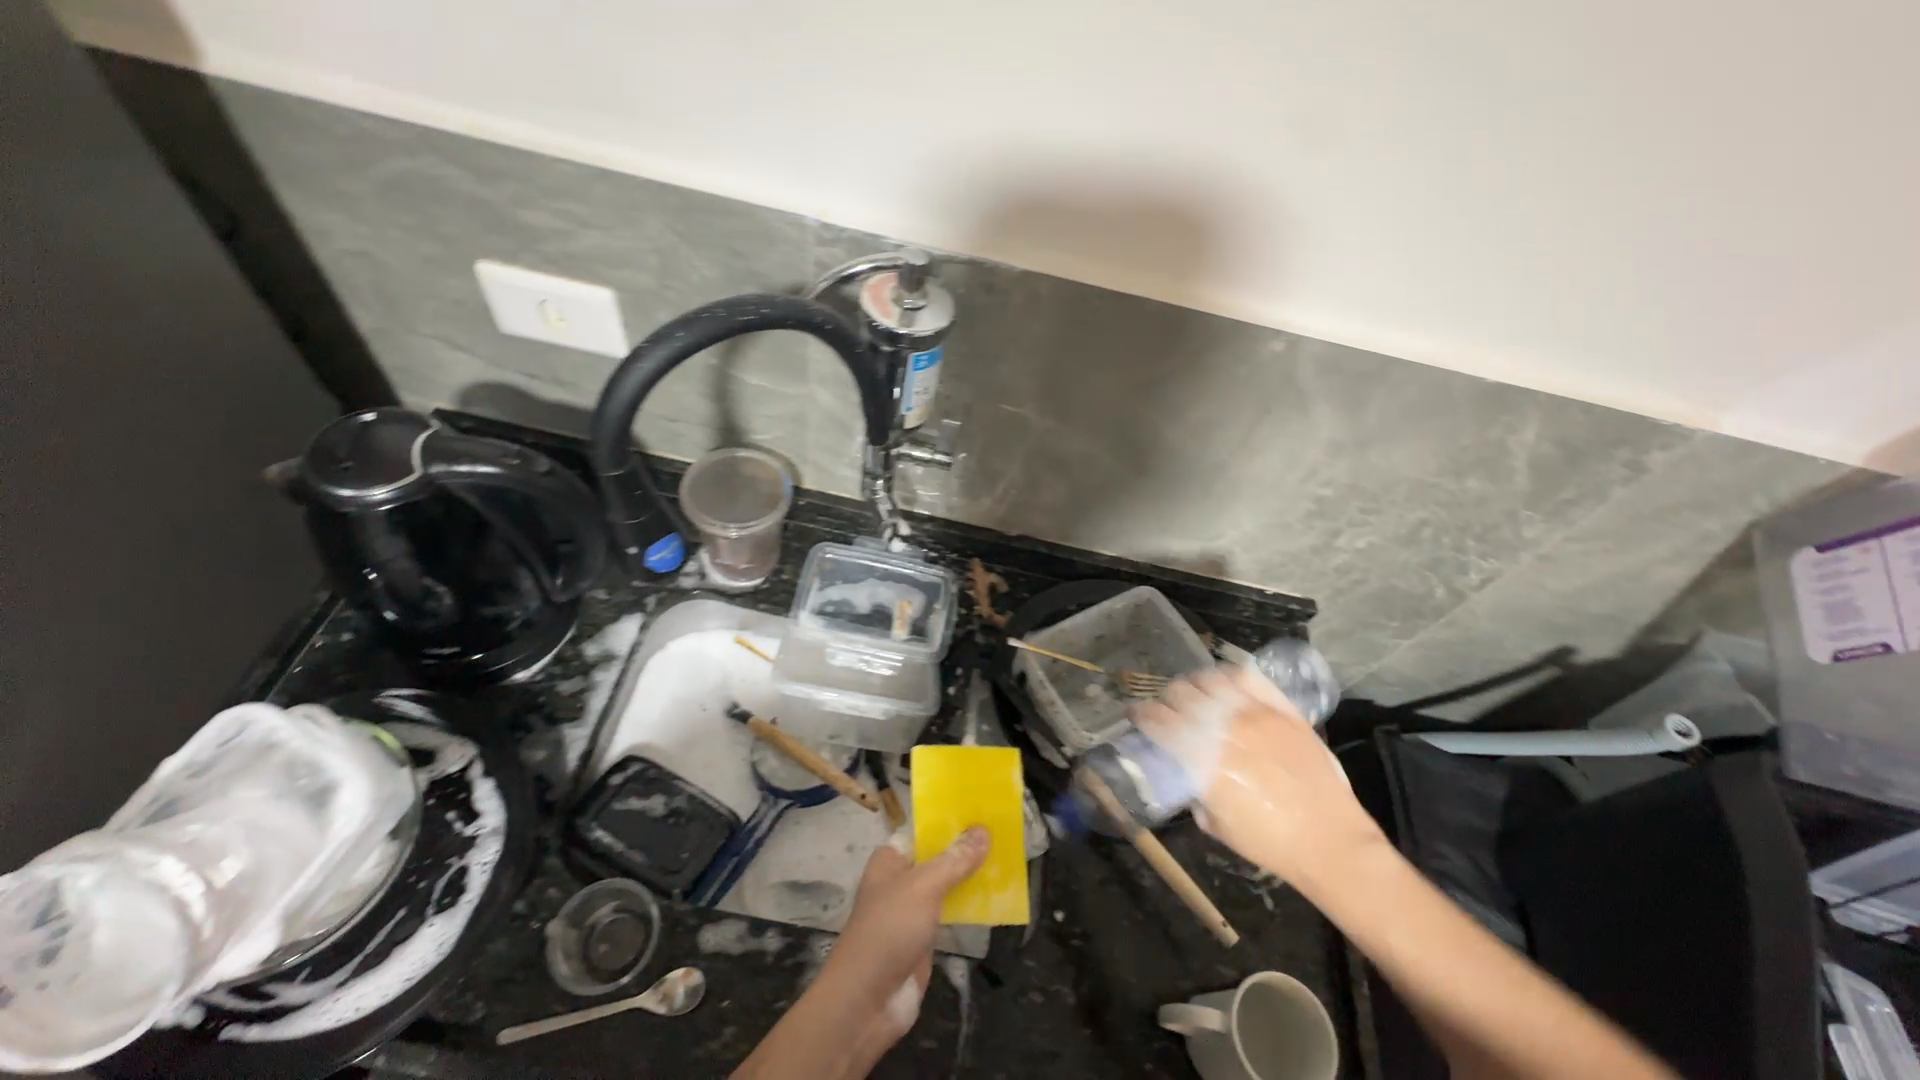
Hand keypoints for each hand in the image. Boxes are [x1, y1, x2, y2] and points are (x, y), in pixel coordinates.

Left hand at [822, 826, 989, 1040]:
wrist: (868, 1000)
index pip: (921, 831)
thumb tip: (982, 830)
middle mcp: (900, 881)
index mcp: (890, 861)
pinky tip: (996, 898)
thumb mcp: (924, 887)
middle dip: (966, 849)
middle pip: (937, 858)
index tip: (982, 812)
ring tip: (1007, 860)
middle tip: (1003, 835)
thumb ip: (954, 860)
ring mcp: (912, 912)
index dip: (949, 822)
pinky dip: (970, 906)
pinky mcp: (924, 939)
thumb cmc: (889, 930)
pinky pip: (951, 914)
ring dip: (971, 877)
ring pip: (947, 886)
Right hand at [1135, 666, 1382, 885]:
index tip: (1136, 716)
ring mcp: (1257, 714)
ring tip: (1193, 696)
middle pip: (1180, 694)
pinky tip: (1223, 686)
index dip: (1140, 714)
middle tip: (1165, 712)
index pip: (1158, 720)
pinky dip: (1227, 675)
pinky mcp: (1283, 710)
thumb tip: (1185, 772)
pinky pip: (1248, 676)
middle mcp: (1226, 729)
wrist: (1329, 840)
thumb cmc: (1268, 843)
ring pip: (1210, 678)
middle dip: (1164, 701)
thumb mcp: (1214, 824)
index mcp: (1203, 760)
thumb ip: (1193, 790)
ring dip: (1193, 685)